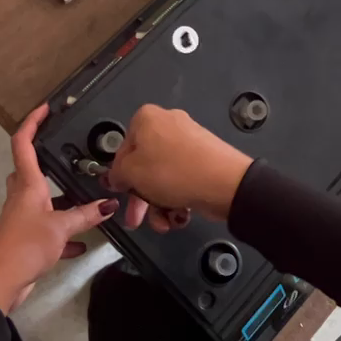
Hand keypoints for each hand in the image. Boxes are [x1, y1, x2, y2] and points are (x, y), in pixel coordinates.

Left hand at [0, 104, 114, 314]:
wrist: (0, 282)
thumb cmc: (26, 245)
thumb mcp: (62, 227)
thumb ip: (86, 215)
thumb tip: (109, 204)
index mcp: (27, 185)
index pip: (23, 143)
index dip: (32, 122)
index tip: (45, 109)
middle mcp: (21, 197)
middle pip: (29, 170)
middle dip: (46, 160)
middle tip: (68, 155)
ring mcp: (22, 219)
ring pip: (41, 201)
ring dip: (61, 200)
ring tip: (86, 200)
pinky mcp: (26, 240)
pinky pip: (48, 229)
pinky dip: (65, 234)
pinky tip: (82, 243)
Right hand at [105, 105, 251, 232]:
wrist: (224, 183)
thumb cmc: (172, 172)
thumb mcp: (131, 174)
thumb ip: (116, 174)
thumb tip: (117, 177)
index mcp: (146, 118)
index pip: (123, 150)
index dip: (121, 177)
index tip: (122, 195)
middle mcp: (168, 123)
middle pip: (145, 166)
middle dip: (141, 197)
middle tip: (137, 219)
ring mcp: (189, 140)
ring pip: (163, 177)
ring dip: (159, 204)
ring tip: (164, 222)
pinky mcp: (205, 157)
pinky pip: (182, 178)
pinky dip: (178, 198)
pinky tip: (180, 215)